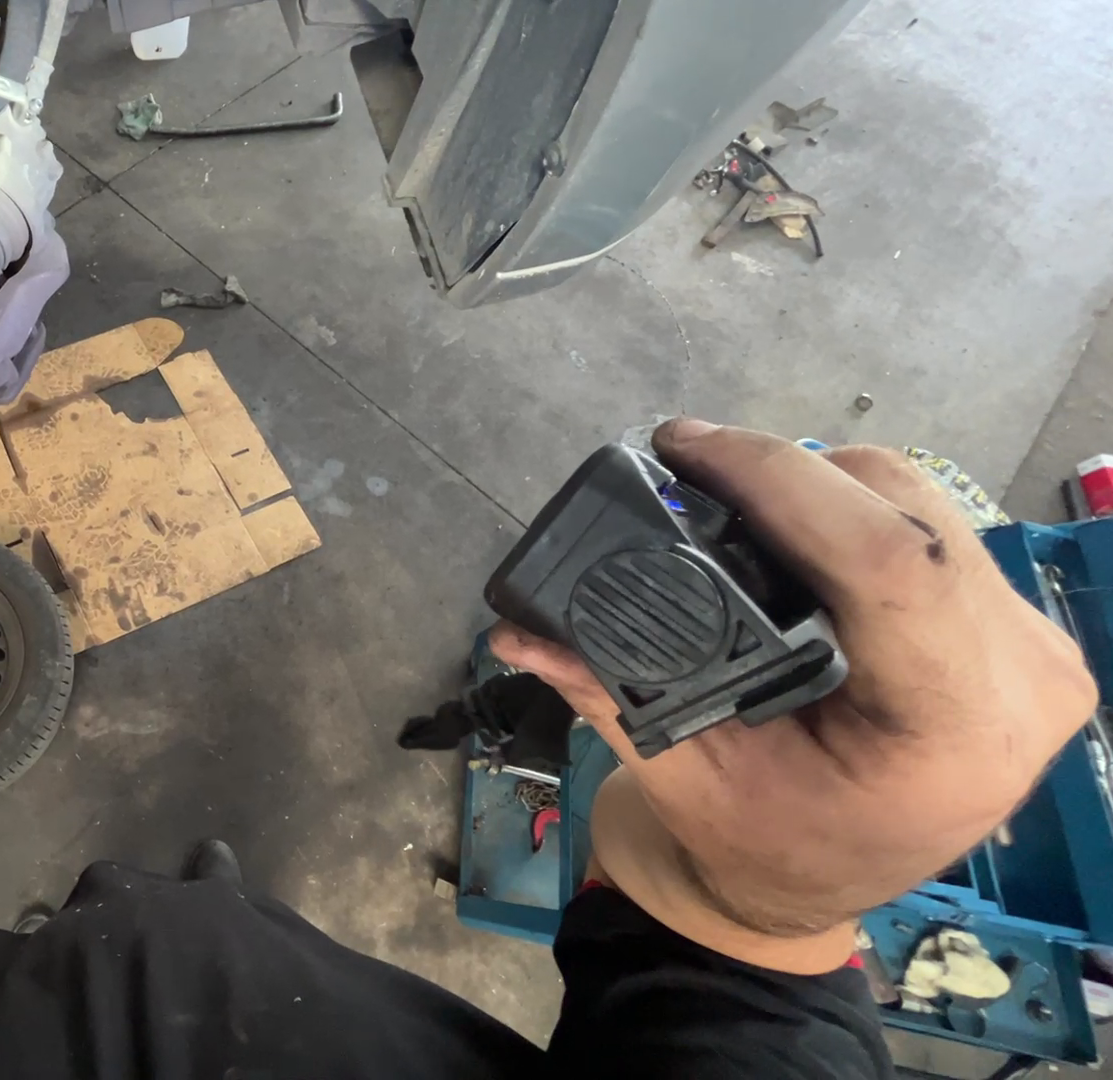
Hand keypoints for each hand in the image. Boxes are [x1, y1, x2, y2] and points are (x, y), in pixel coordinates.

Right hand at [493, 420, 1096, 971]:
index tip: (678, 446)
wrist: (808, 878)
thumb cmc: (751, 841)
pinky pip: (919, 521)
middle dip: (783, 465)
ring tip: (713, 489)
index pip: (888, 560)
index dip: (778, 480)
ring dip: (808, 477)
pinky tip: (767, 520)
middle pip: (908, 506)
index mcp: (949, 723)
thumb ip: (601, 692)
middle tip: (678, 466)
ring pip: (919, 497)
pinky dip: (832, 501)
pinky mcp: (995, 622)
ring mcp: (1021, 640)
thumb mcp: (674, 772)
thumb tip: (511, 631)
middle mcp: (1015, 668)